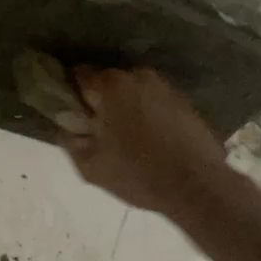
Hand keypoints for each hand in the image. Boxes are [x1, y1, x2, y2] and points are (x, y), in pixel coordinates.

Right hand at [62, 67, 230, 214]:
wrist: (196, 185)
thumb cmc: (138, 174)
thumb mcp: (91, 167)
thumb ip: (70, 142)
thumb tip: (64, 128)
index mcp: (111, 86)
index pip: (80, 75)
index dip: (73, 93)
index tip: (73, 112)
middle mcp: (138, 76)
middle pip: (109, 82)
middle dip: (103, 101)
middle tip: (100, 129)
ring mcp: (165, 86)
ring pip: (134, 91)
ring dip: (128, 106)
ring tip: (128, 136)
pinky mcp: (185, 100)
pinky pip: (156, 101)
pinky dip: (149, 113)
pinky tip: (152, 138)